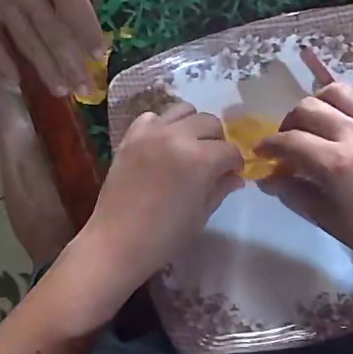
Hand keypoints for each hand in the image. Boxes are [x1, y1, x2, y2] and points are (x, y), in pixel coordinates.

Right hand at [0, 0, 108, 97]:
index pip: (75, 8)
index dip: (89, 34)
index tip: (100, 55)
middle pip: (53, 32)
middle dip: (71, 63)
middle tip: (85, 90)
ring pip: (26, 41)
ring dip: (45, 69)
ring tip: (62, 92)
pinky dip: (0, 62)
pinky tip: (14, 83)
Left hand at [77, 101, 242, 291]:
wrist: (117, 242)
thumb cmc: (165, 236)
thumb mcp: (201, 214)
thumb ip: (220, 189)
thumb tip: (235, 177)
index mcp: (200, 159)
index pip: (229, 150)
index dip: (235, 163)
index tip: (232, 174)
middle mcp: (177, 136)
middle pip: (210, 123)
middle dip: (218, 141)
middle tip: (213, 161)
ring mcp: (151, 133)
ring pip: (183, 110)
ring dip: (193, 126)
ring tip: (190, 146)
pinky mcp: (130, 137)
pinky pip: (152, 117)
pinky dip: (163, 125)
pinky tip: (163, 145)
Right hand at [258, 81, 352, 286]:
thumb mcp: (325, 217)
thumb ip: (293, 192)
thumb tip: (268, 177)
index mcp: (335, 163)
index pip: (289, 140)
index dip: (269, 145)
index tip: (261, 153)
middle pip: (308, 108)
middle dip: (289, 123)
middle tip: (287, 142)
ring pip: (337, 91)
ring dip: (317, 103)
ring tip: (314, 124)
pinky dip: (349, 105)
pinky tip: (345, 123)